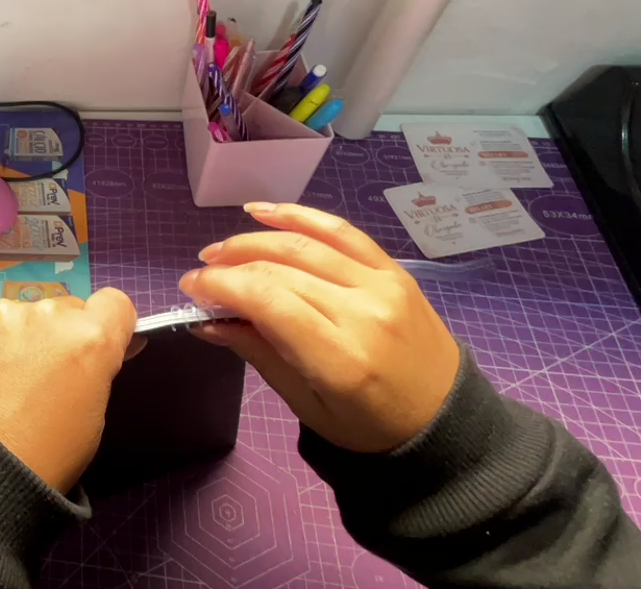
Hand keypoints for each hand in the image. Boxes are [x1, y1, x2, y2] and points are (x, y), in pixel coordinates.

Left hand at [0, 288, 137, 490]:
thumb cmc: (43, 457)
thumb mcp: (92, 419)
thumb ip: (98, 369)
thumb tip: (104, 345)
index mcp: (88, 338)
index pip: (115, 303)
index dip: (108, 324)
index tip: (96, 345)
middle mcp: (45, 313)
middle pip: (62, 310)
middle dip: (57, 337)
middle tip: (39, 379)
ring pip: (18, 315)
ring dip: (16, 338)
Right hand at [180, 203, 460, 452]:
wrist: (450, 428)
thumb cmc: (370, 428)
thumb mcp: (306, 404)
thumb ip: (256, 352)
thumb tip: (205, 318)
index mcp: (341, 359)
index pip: (266, 300)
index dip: (220, 285)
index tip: (190, 287)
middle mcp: (364, 313)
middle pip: (279, 270)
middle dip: (228, 266)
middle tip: (200, 272)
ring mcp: (383, 286)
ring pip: (302, 245)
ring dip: (251, 240)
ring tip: (219, 250)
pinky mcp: (394, 271)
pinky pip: (340, 231)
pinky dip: (297, 214)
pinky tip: (260, 211)